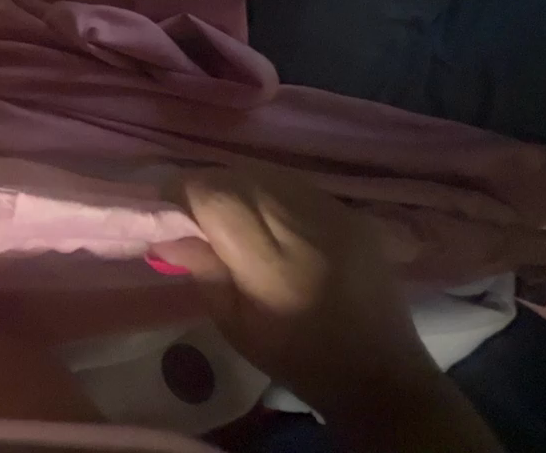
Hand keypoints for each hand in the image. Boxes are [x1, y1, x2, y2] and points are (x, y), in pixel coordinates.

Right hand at [148, 168, 444, 416]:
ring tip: (231, 212)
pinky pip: (291, 181)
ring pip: (262, 170)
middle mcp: (305, 229)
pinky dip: (266, 188)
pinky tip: (266, 214)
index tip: (167, 208)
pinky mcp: (351, 212)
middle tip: (194, 212)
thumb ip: (201, 270)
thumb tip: (162, 231)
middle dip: (205, 186)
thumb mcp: (234, 326)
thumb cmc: (297, 357)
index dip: (181, 191)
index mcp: (273, 266)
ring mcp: (334, 215)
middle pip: (236, 176)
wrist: (383, 375)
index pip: (215, 196)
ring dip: (235, 184)